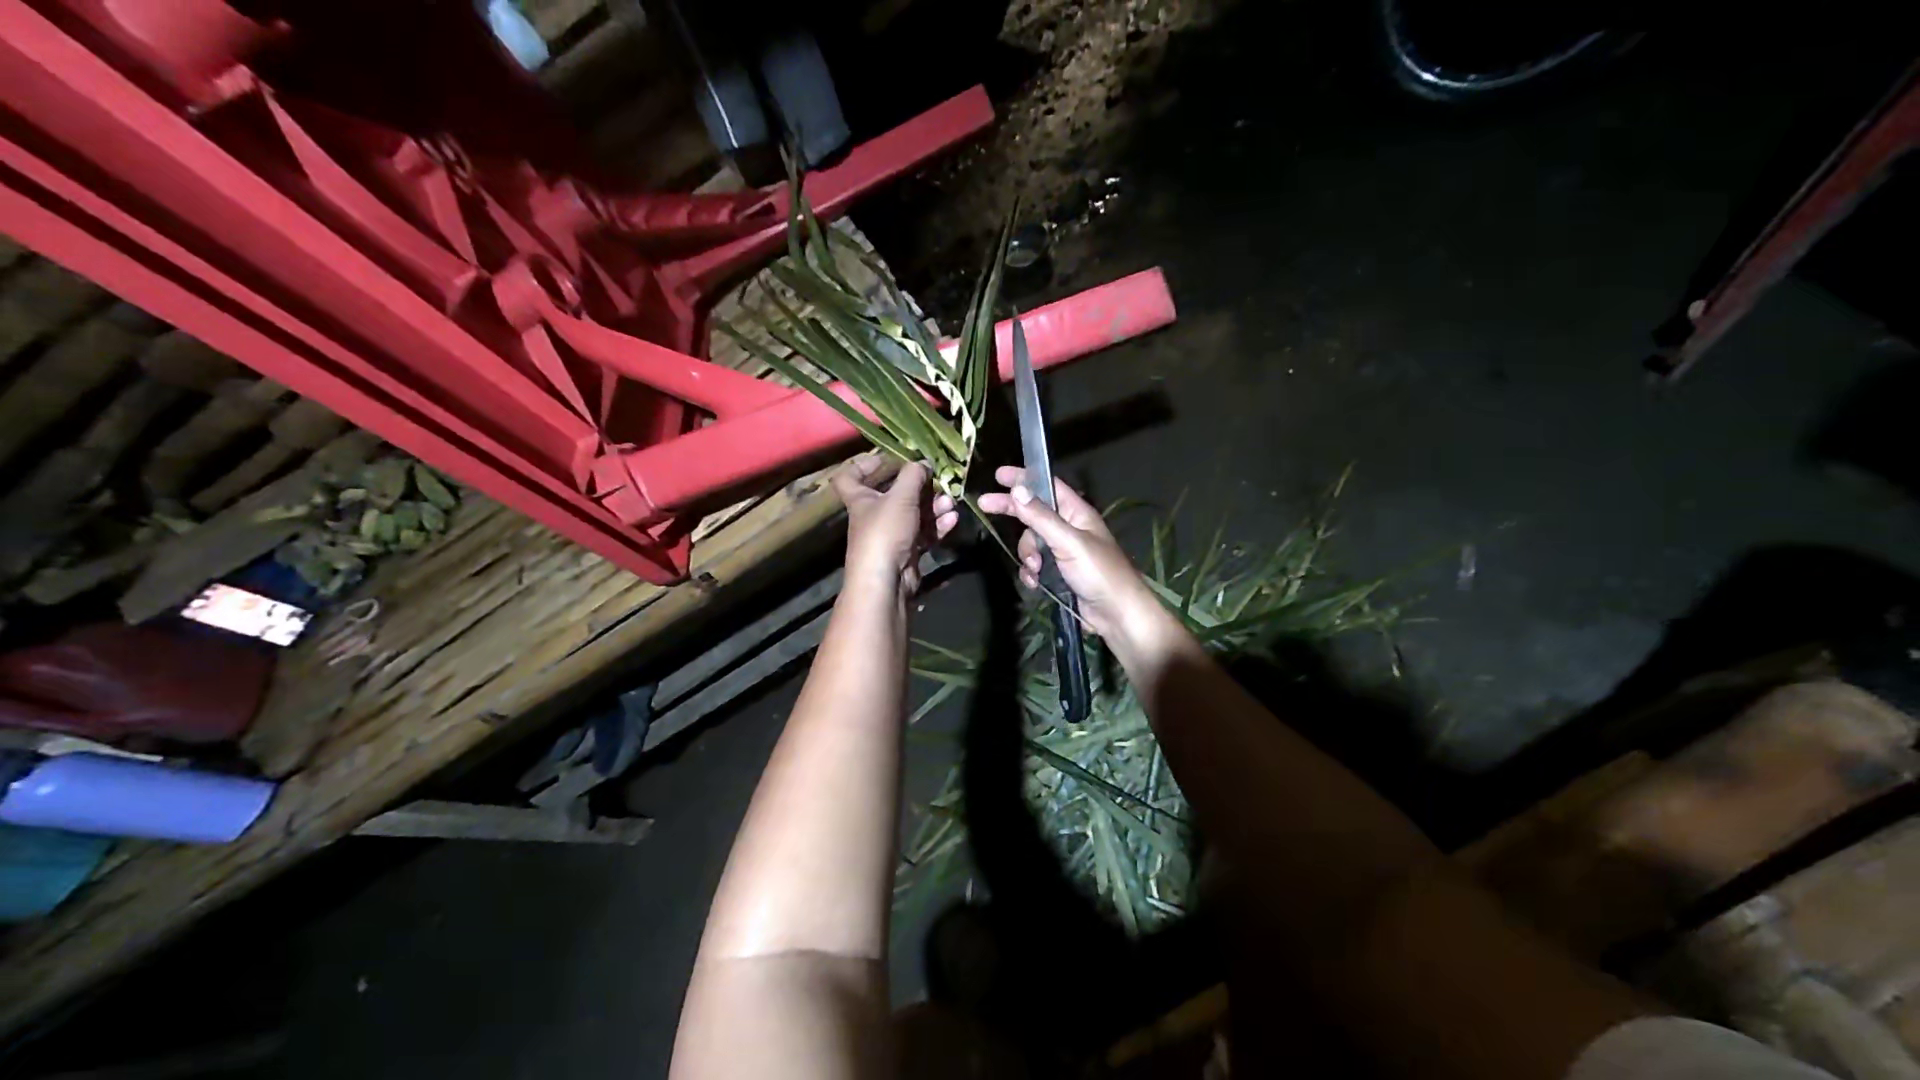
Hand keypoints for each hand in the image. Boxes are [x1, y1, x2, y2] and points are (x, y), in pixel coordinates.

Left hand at [832, 453, 957, 596]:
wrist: (886, 581)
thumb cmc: (885, 532)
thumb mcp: (900, 496)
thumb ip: (913, 475)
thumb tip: (923, 462)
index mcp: (861, 499)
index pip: (849, 477)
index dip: (863, 465)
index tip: (887, 458)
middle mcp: (874, 515)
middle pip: (894, 494)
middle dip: (918, 486)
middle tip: (938, 481)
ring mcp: (891, 535)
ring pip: (914, 514)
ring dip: (933, 506)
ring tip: (950, 503)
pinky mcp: (907, 552)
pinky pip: (924, 533)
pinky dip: (937, 525)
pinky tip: (952, 520)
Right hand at [976, 466, 1161, 641]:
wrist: (1116, 614)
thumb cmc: (1099, 572)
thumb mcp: (1069, 542)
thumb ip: (1041, 517)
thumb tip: (1017, 489)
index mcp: (1077, 513)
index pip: (1047, 486)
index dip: (1024, 478)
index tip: (999, 475)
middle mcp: (1069, 527)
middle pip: (1033, 512)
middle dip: (1012, 511)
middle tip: (984, 505)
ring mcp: (1063, 551)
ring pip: (1031, 542)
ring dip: (1028, 554)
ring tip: (1035, 568)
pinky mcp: (1058, 572)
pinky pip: (1034, 564)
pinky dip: (1031, 572)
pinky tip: (1036, 583)